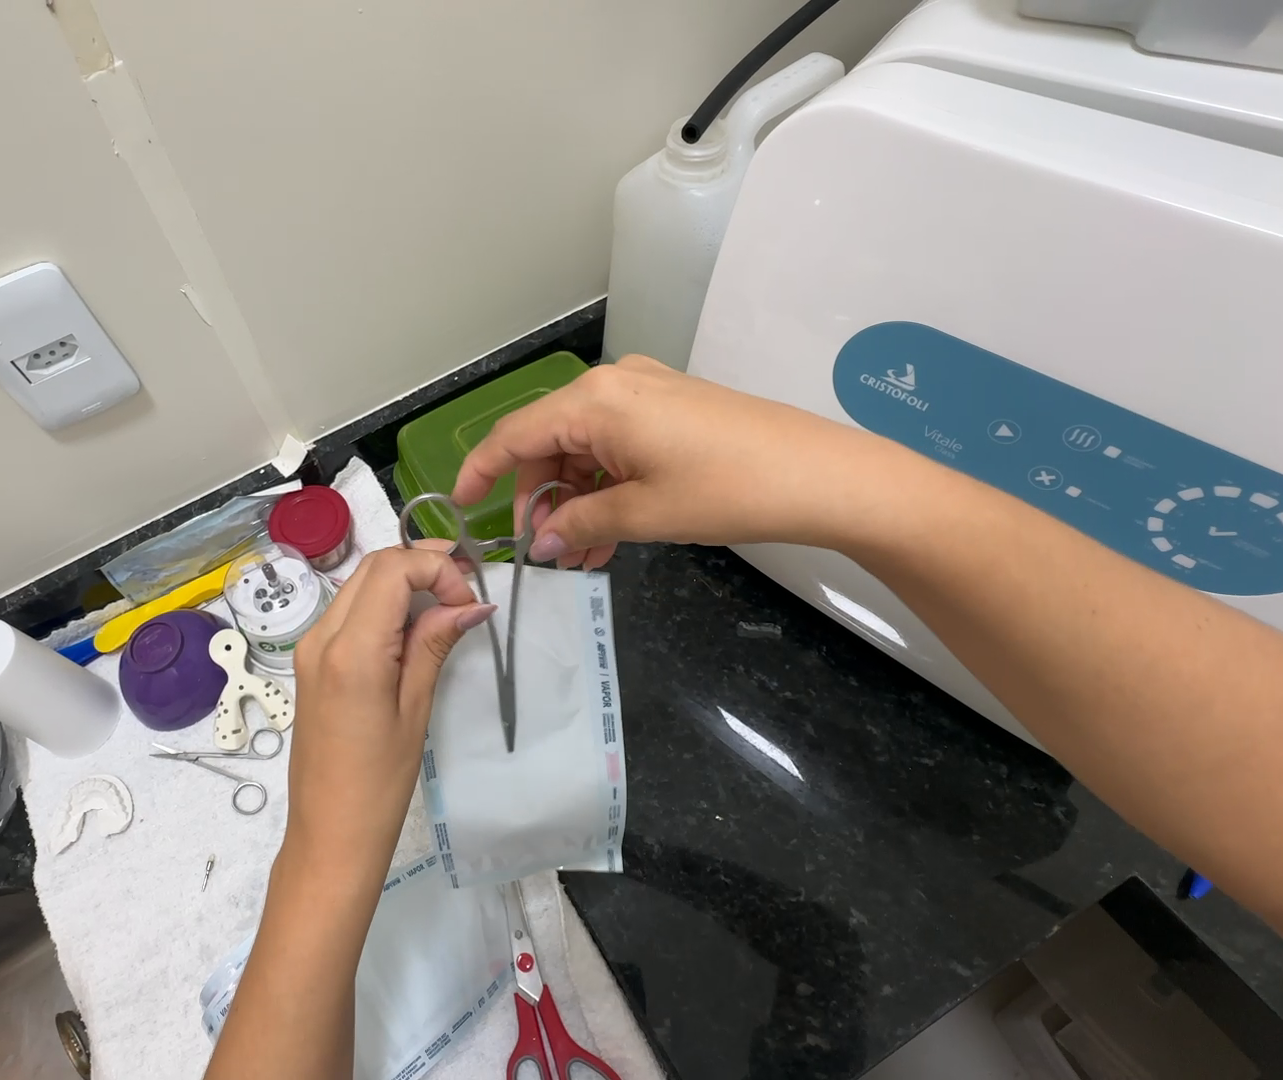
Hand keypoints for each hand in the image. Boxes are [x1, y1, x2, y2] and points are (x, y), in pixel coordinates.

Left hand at [284, 547, 494, 885]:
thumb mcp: (415, 708)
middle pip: (373, 566)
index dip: (436, 568)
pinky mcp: (311, 661)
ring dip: (403, 580)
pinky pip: (348, 611)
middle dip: (421, 563)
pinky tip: (414, 626)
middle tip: (464, 585)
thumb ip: (435, 643)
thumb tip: (473, 604)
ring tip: (447, 602)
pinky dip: (384, 604)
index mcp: (349, 650)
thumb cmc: (379, 783)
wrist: (329, 833)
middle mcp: (320, 636)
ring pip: (359, 584)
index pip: (392, 569)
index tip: (468, 601)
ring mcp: (310, 647)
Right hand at [452, 354, 903, 568]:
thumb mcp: (642, 513)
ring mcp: (644, 392)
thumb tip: (539, 543)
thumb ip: (578, 523)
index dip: (480, 472)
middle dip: (540, 498)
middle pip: (548, 443)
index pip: (514, 434)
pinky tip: (610, 530)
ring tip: (584, 554)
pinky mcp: (670, 407)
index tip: (460, 507)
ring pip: (583, 449)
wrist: (822, 474)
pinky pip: (616, 446)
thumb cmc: (725, 489)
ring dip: (576, 500)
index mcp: (594, 400)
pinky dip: (606, 486)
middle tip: (545, 551)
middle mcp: (612, 384)